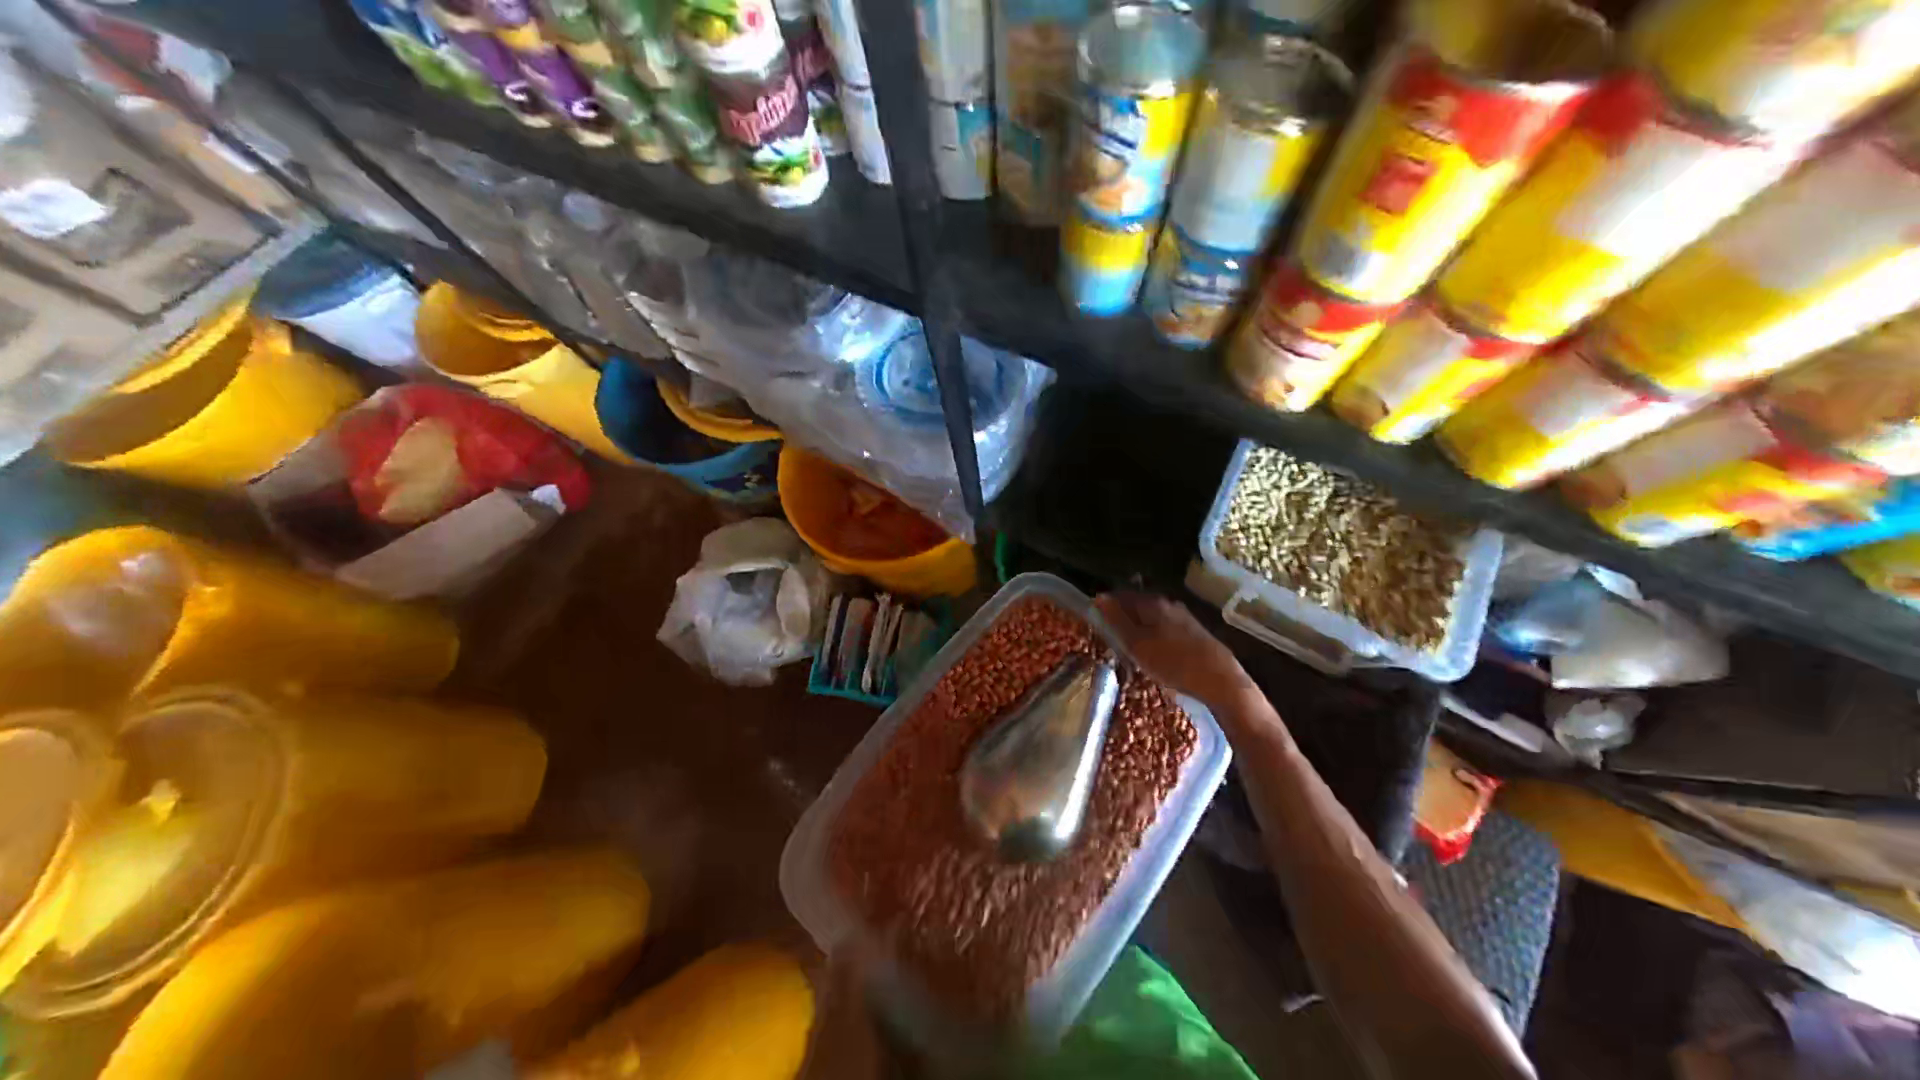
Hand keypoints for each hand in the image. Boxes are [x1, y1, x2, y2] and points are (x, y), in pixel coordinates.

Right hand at [1094, 591, 1257, 710]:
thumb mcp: (1137, 644)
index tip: (1095, 622)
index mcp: (1152, 603)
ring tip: (1130, 649)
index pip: (1121, 595)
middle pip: (1138, 605)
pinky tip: (1154, 653)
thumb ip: (1117, 621)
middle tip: (1111, 639)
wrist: (1219, 679)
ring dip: (1139, 629)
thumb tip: (1100, 597)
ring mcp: (1184, 617)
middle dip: (1122, 618)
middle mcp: (1168, 603)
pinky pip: (1165, 628)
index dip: (1106, 607)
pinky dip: (1154, 636)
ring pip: (1152, 617)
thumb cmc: (1172, 662)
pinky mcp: (1195, 632)